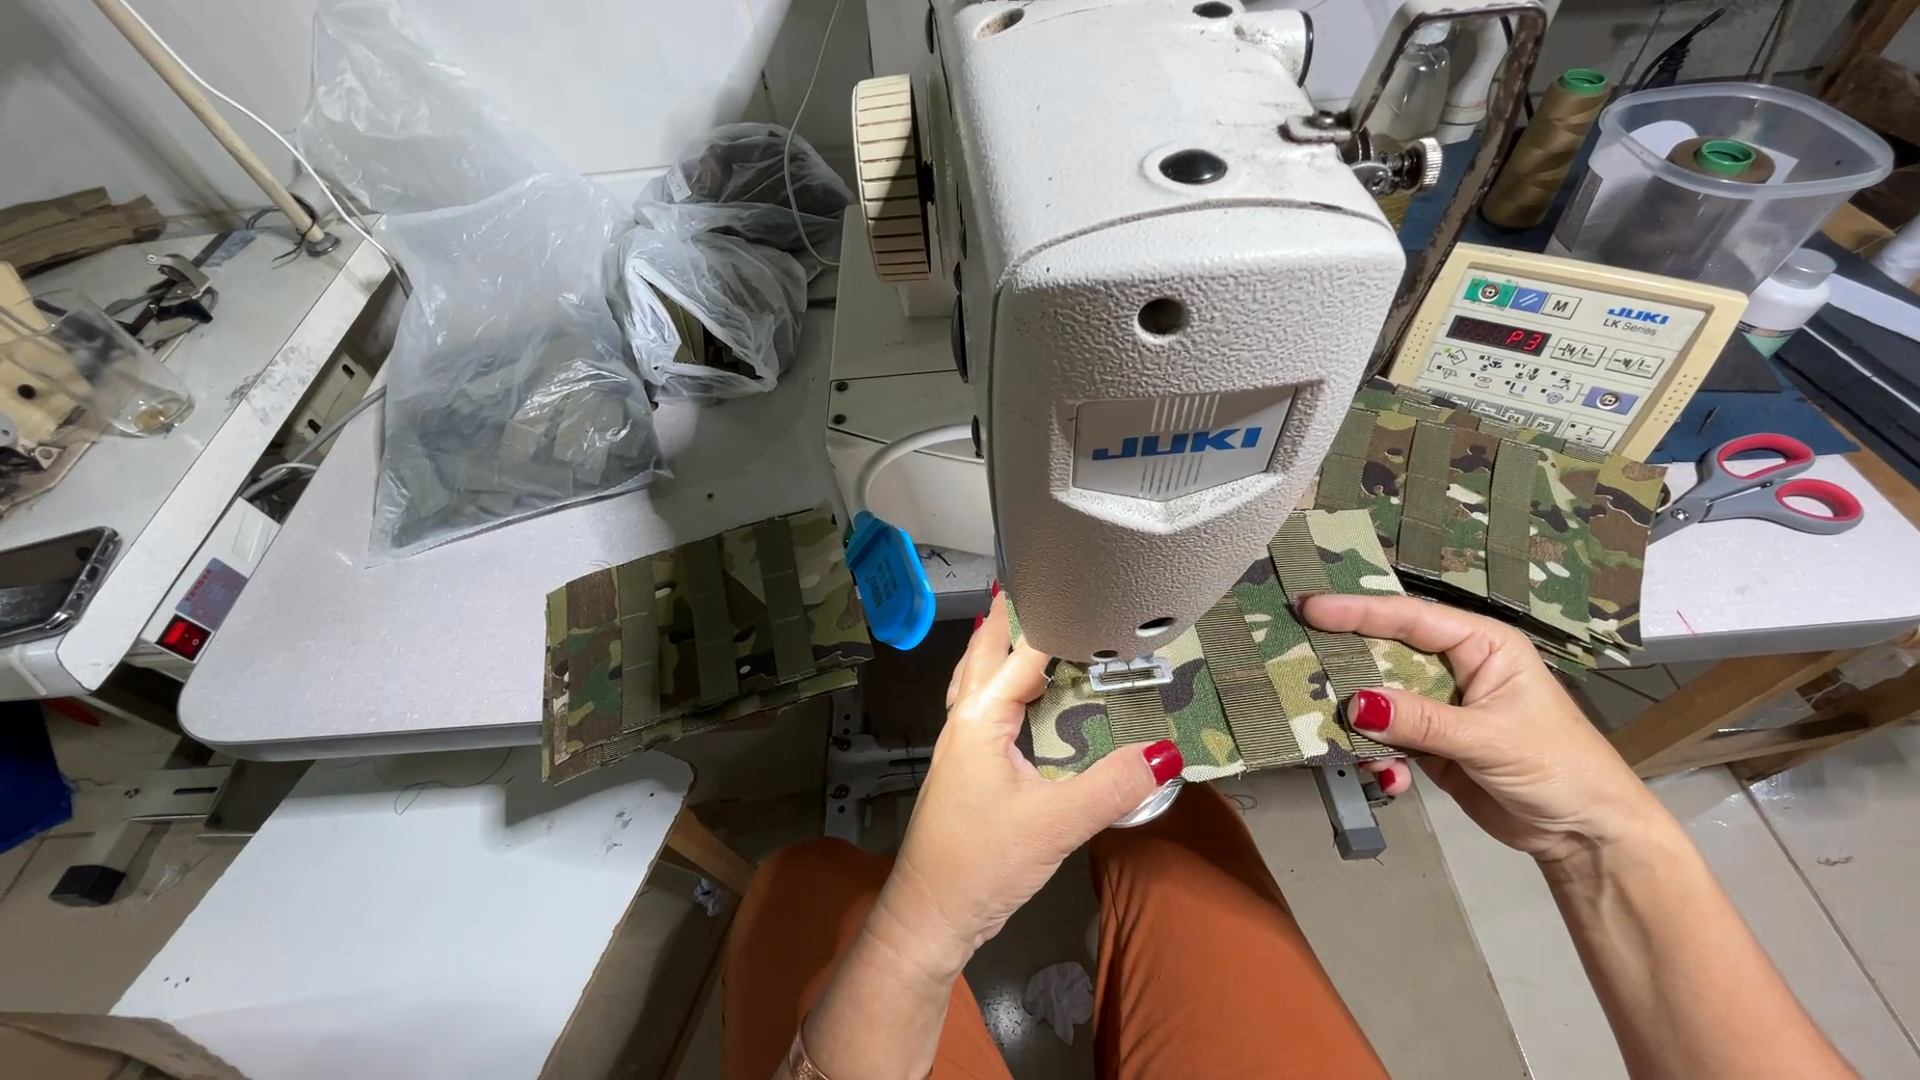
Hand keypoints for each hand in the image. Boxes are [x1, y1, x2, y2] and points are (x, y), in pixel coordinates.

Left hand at [869, 594, 1184, 978]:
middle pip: (984, 654)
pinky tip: (1016, 699)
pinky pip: (982, 708)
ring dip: (998, 649)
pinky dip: (999, 686)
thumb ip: (1113, 786)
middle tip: (1042, 585)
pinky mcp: (964, 769)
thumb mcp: (1055, 823)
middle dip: (1008, 619)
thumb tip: (1170, 751)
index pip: (1022, 655)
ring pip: (977, 680)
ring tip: (1027, 627)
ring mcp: (959, 745)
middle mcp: (964, 721)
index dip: (1052, 621)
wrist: (929, 915)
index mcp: (980, 719)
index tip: (1082, 588)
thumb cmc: (981, 862)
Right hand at [1300, 593, 1663, 865]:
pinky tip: (1388, 776)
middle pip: (1384, 651)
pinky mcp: (1426, 740)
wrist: (1585, 837)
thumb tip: (1356, 704)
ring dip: (1355, 715)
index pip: (1411, 618)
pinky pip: (1383, 734)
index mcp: (1482, 646)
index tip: (1311, 609)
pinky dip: (1374, 753)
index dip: (1359, 611)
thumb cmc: (1562, 770)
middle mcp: (1454, 666)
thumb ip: (1423, 722)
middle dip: (1344, 660)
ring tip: (1332, 727)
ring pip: (1377, 694)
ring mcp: (1437, 704)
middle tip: (1295, 655)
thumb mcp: (1492, 740)